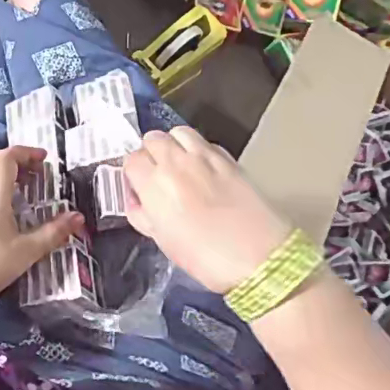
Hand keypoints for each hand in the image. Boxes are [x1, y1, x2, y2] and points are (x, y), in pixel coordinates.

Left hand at [0, 146, 84, 306]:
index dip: (26, 153)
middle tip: (37, 172)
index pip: (7, 157)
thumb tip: (78, 217)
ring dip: (2, 171)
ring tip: (23, 186)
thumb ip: (53, 232)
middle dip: (16, 159)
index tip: (45, 160)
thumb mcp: (25, 252)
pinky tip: (3, 205)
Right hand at [123, 128, 294, 292]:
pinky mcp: (229, 158)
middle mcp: (176, 162)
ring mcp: (205, 157)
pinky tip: (203, 169)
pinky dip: (197, 149)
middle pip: (153, 139)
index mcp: (154, 184)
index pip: (131, 160)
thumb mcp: (162, 241)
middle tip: (156, 173)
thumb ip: (142, 215)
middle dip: (150, 153)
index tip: (139, 185)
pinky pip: (204, 142)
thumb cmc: (203, 257)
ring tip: (178, 163)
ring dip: (173, 144)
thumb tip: (137, 201)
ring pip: (178, 132)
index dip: (133, 173)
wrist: (257, 256)